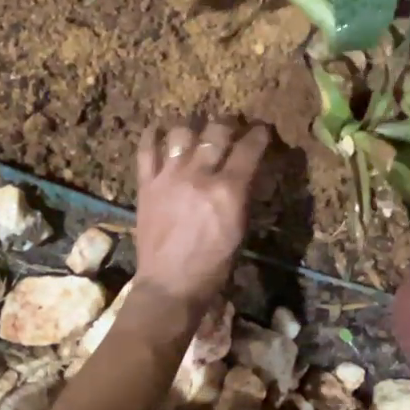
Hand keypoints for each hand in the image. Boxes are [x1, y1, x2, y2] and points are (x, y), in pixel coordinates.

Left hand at [133, 118, 271, 317]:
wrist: (171, 285)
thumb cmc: (213, 265)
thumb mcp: (239, 230)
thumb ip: (242, 195)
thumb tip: (248, 172)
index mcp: (227, 191)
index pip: (248, 148)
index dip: (259, 134)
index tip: (262, 130)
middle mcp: (198, 176)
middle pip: (216, 132)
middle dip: (228, 125)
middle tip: (231, 127)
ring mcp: (169, 177)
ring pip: (181, 133)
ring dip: (193, 127)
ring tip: (196, 130)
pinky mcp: (146, 184)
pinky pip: (147, 150)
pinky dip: (153, 135)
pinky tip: (159, 130)